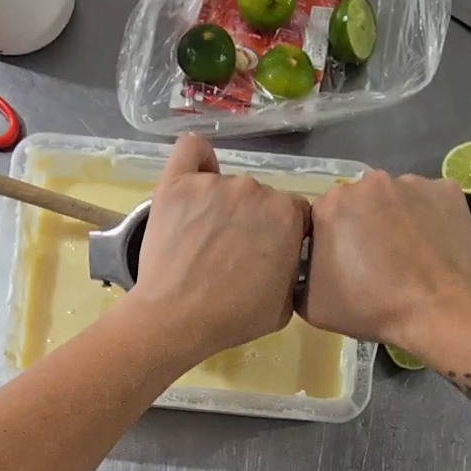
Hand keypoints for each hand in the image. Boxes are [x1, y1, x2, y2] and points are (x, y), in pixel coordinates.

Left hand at [127, 135, 310, 361]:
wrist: (176, 320)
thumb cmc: (233, 319)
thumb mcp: (285, 306)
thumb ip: (293, 270)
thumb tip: (285, 257)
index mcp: (288, 215)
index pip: (293, 212)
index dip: (280, 235)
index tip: (263, 255)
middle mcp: (255, 189)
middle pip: (260, 198)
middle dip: (250, 222)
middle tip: (228, 254)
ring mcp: (215, 183)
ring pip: (226, 185)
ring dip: (220, 205)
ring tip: (201, 241)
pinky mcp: (177, 183)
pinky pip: (192, 150)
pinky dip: (197, 161)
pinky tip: (193, 182)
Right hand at [305, 171, 470, 350]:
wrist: (436, 311)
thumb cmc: (370, 308)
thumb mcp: (312, 306)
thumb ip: (300, 279)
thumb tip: (307, 271)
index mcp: (330, 205)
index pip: (322, 218)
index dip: (329, 242)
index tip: (341, 264)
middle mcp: (369, 182)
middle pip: (359, 202)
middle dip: (362, 224)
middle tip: (374, 261)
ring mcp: (412, 182)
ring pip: (394, 199)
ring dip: (394, 220)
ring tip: (406, 255)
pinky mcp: (446, 190)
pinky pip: (429, 201)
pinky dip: (427, 218)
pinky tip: (430, 247)